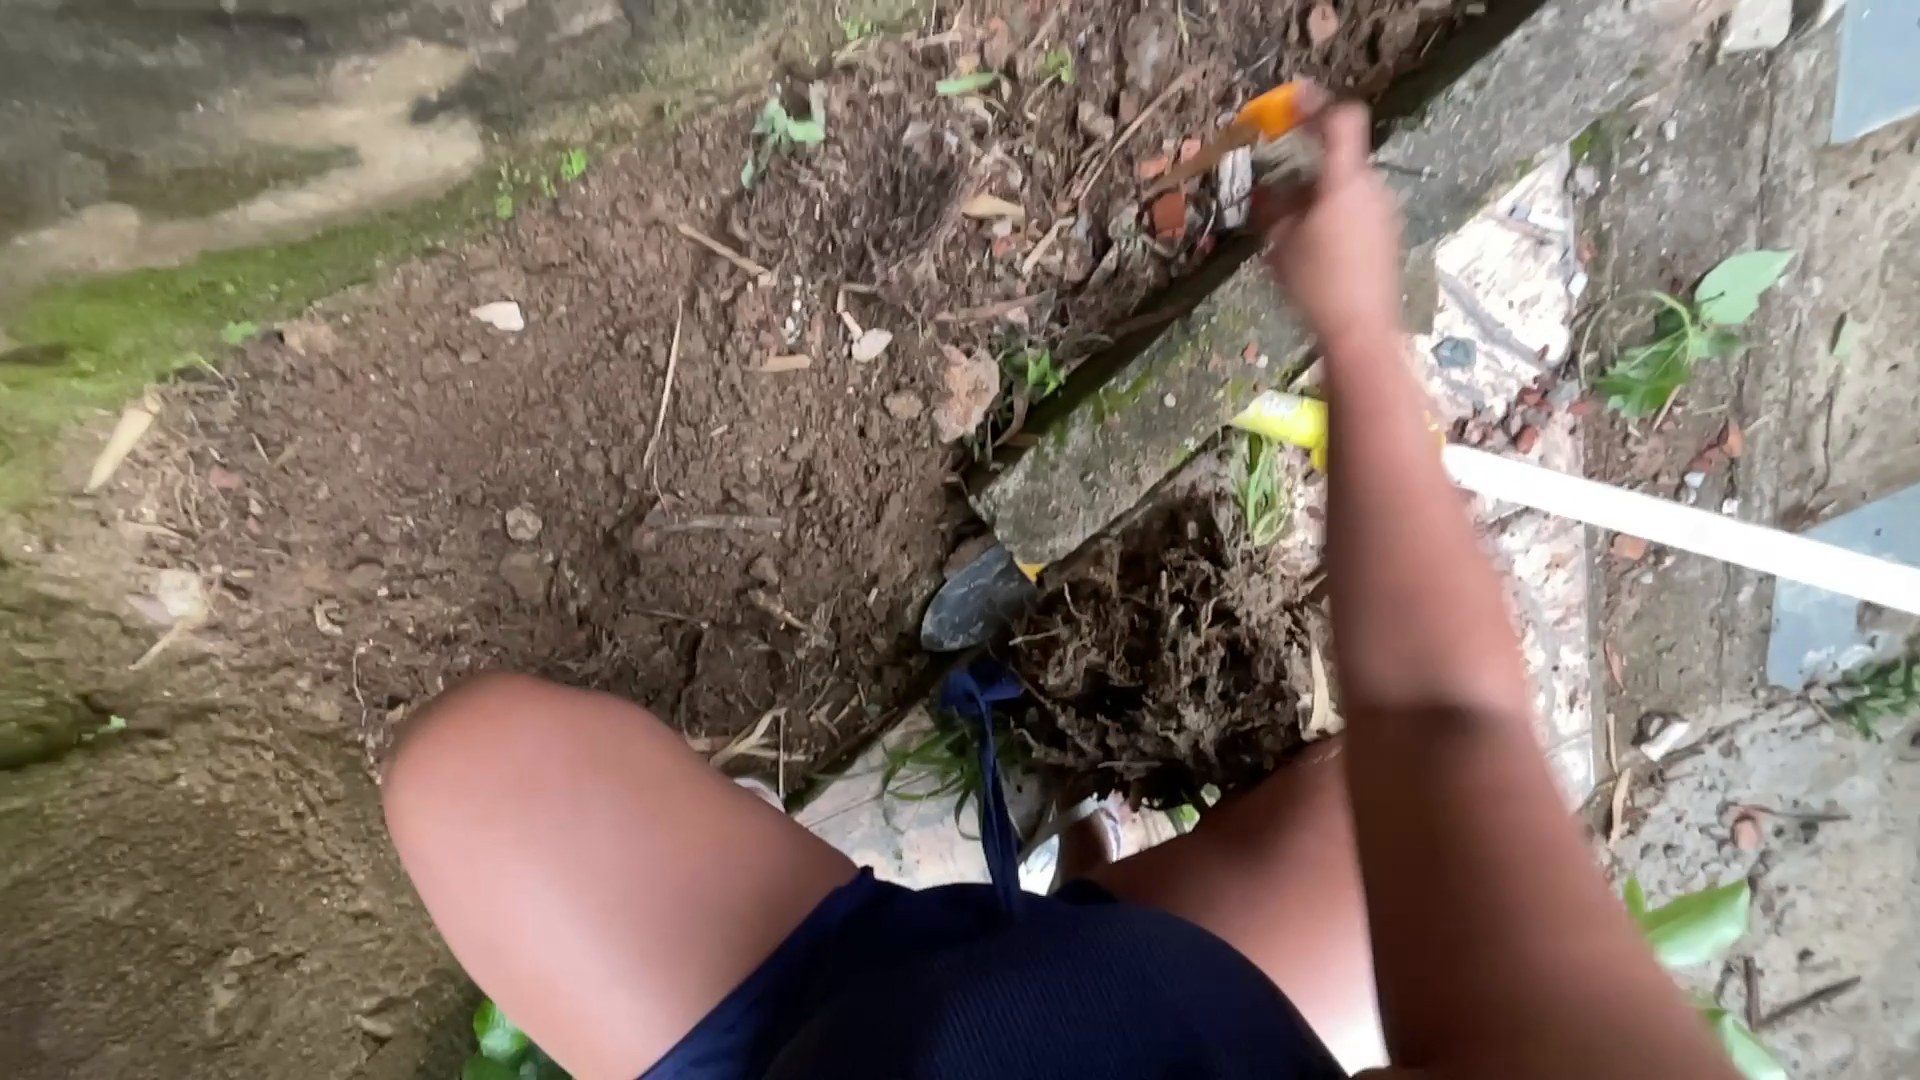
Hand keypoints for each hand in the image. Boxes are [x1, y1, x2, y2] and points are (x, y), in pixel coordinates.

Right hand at [1256, 99, 1403, 349]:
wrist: (1361, 329)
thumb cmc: (1316, 286)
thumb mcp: (1280, 248)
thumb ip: (1271, 210)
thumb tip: (1264, 189)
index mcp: (1343, 181)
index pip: (1339, 122)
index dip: (1316, 106)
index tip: (1292, 102)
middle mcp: (1369, 187)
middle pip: (1337, 159)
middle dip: (1304, 168)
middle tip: (1273, 190)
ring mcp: (1382, 211)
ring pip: (1343, 187)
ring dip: (1315, 196)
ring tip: (1287, 229)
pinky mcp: (1385, 234)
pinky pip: (1353, 210)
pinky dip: (1329, 215)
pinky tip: (1310, 249)